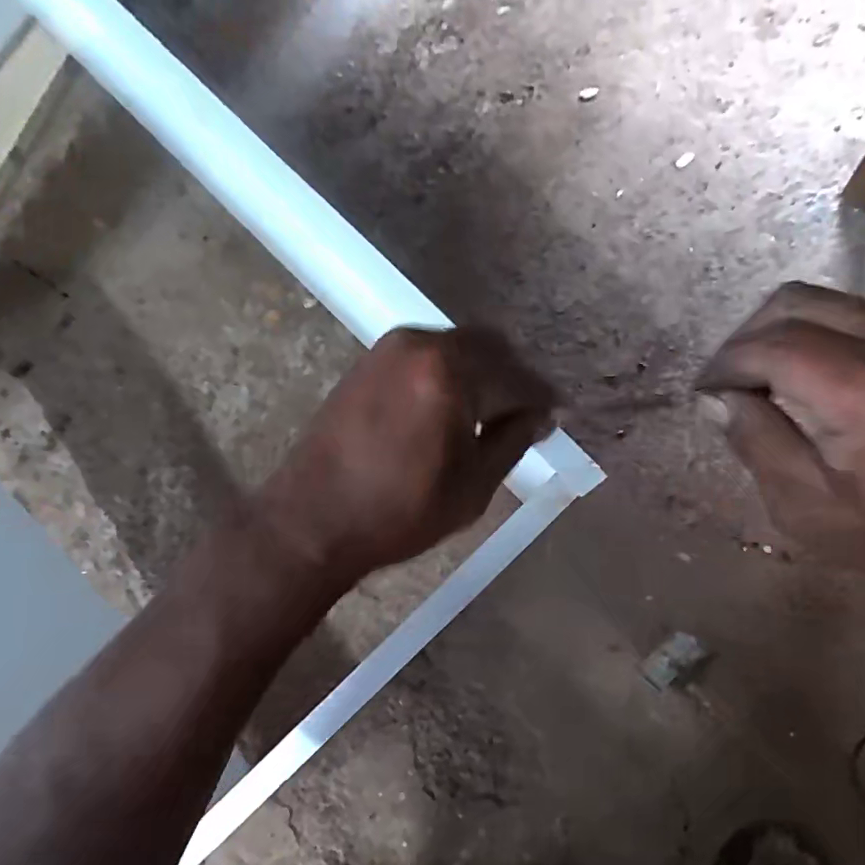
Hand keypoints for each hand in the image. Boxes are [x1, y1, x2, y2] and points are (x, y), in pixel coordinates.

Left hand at [255, 327, 555, 585]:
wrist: (311, 519)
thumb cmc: (396, 513)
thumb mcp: (470, 487)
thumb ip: (511, 441)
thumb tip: (536, 416)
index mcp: (450, 371)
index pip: (517, 376)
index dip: (541, 400)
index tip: (553, 420)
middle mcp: (418, 344)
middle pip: (486, 348)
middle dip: (509, 380)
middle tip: (519, 419)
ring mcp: (386, 350)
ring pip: (452, 350)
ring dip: (475, 376)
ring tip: (481, 419)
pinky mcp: (364, 365)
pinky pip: (421, 359)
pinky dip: (442, 376)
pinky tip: (444, 411)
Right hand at [697, 282, 864, 597]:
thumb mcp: (802, 504)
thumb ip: (756, 441)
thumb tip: (715, 399)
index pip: (773, 346)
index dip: (723, 366)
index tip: (701, 396)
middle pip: (795, 305)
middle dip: (743, 341)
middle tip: (724, 386)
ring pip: (820, 302)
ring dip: (772, 334)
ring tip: (753, 381)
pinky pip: (848, 315)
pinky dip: (805, 336)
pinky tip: (793, 379)